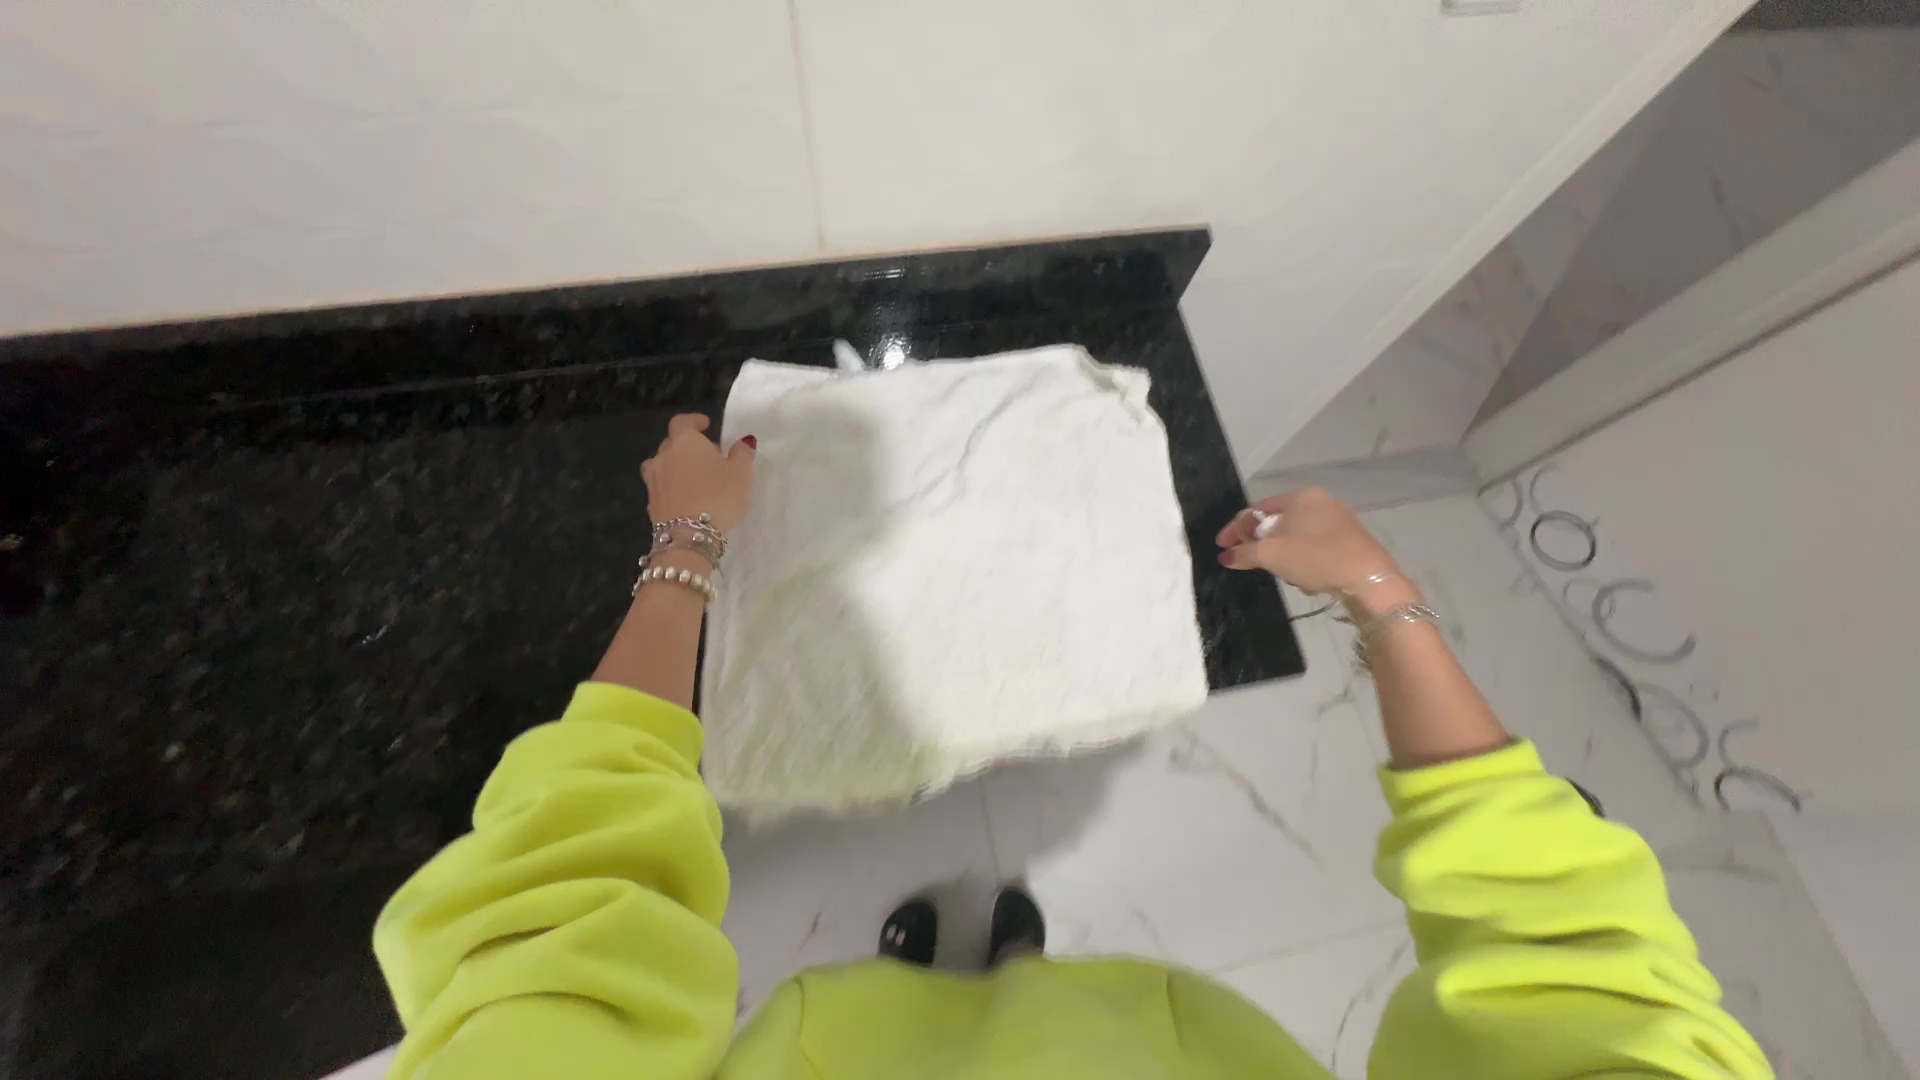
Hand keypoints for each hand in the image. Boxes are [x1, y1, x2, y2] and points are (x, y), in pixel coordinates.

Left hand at [641, 414, 755, 533]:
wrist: (689, 536)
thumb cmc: (718, 496)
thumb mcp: (741, 474)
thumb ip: (742, 454)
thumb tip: (743, 441)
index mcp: (685, 441)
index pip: (682, 422)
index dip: (694, 421)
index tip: (706, 425)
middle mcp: (663, 456)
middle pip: (672, 444)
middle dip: (689, 446)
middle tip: (709, 457)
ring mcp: (653, 480)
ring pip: (663, 466)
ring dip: (677, 467)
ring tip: (695, 479)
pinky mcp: (651, 502)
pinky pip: (662, 487)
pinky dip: (672, 488)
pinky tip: (686, 499)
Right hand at [1215, 488, 1399, 595]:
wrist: (1370, 580)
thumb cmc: (1315, 558)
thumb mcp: (1271, 555)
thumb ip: (1244, 553)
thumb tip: (1226, 556)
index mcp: (1300, 497)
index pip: (1257, 509)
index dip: (1235, 529)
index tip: (1222, 548)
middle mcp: (1320, 502)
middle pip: (1277, 523)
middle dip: (1262, 546)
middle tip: (1252, 562)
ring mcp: (1339, 521)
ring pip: (1296, 538)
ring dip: (1284, 557)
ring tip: (1287, 576)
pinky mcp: (1351, 541)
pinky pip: (1315, 548)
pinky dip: (1305, 562)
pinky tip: (1309, 579)